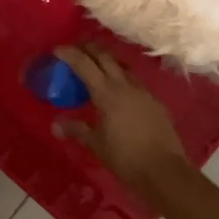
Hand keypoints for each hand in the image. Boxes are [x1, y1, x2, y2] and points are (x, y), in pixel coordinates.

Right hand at [55, 45, 194, 203]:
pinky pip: (134, 80)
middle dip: (89, 48)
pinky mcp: (154, 100)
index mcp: (107, 93)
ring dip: (107, 60)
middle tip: (76, 49)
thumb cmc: (125, 158)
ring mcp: (142, 91)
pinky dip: (121, 76)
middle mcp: (125, 85)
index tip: (57, 50)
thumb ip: (76, 129)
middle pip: (105, 56)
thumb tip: (55, 124)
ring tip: (97, 65)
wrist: (164, 170)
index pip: (84, 64)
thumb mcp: (96, 144)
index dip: (70, 54)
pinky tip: (119, 90)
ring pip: (122, 66)